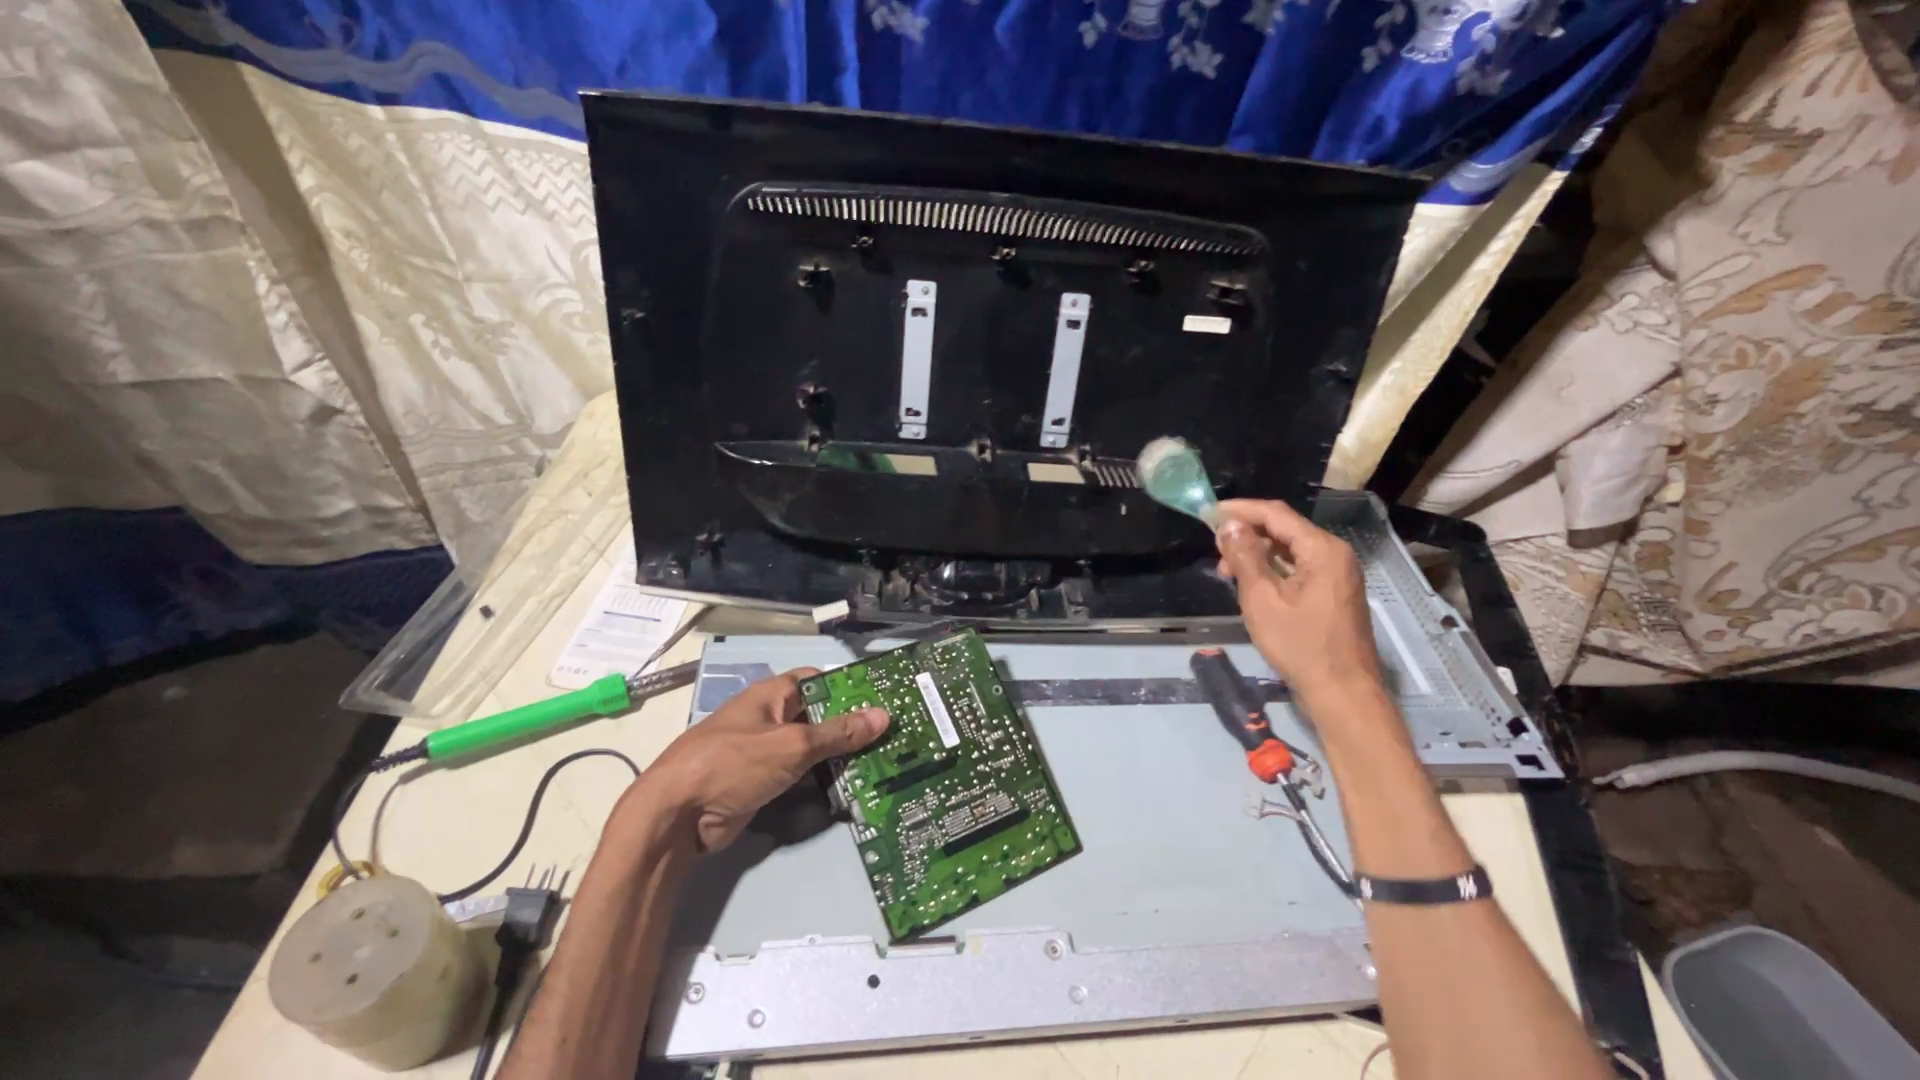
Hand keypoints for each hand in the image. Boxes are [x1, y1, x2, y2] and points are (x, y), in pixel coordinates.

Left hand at [644, 670, 887, 852]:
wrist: (677, 815)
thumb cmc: (732, 764)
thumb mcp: (791, 745)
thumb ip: (837, 733)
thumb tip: (882, 715)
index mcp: (771, 697)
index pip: (816, 680)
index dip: (848, 687)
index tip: (883, 699)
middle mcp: (769, 720)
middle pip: (818, 717)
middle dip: (851, 727)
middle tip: (894, 737)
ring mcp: (764, 754)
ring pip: (811, 751)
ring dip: (840, 758)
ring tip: (885, 764)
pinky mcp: (762, 785)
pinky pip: (800, 778)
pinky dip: (822, 782)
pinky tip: (854, 790)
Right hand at [1214, 499, 1382, 703]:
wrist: (1342, 692)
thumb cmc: (1300, 645)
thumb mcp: (1262, 599)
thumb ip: (1245, 557)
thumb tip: (1229, 525)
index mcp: (1323, 549)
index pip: (1276, 514)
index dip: (1241, 510)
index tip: (1209, 512)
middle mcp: (1335, 555)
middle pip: (1285, 530)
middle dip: (1248, 534)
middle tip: (1214, 548)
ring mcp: (1338, 575)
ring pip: (1291, 552)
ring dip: (1258, 554)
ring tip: (1226, 571)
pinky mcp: (1334, 594)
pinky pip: (1300, 570)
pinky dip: (1273, 571)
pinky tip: (1251, 585)